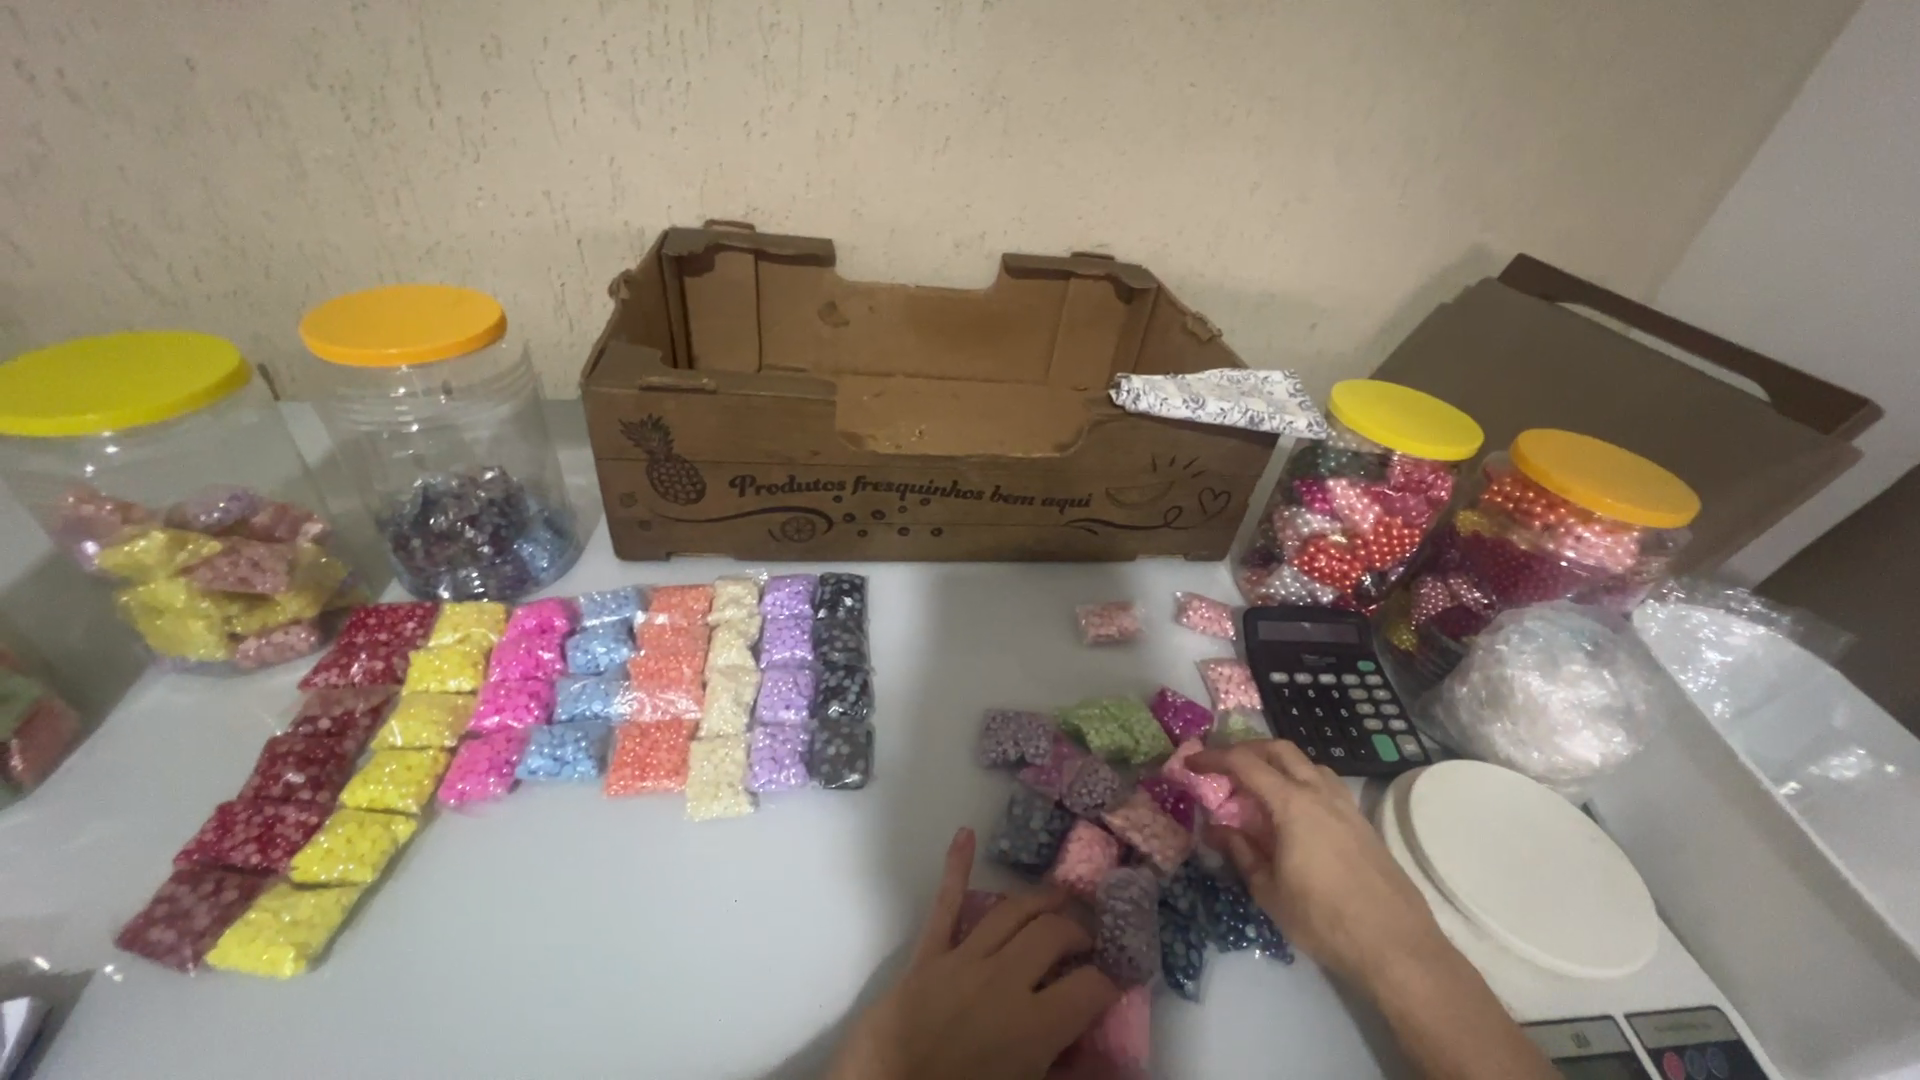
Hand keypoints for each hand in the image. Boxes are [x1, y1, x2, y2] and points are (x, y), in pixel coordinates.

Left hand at [825, 828, 1120, 1079]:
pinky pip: (946, 905)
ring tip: (1061, 896)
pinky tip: (965, 834)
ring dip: (1040, 900)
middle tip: (1089, 938)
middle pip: (1054, 933)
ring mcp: (964, 959)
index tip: (1120, 978)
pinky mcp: (929, 953)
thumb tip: (1114, 1065)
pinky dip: (956, 868)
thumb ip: (1069, 1073)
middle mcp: (1005, 980)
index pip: (1092, 986)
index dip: (1113, 980)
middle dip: (1079, 930)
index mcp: (1034, 1025)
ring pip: (1012, 912)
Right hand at [1190, 741, 1450, 989]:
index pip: (1245, 763)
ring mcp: (1347, 807)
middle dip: (1248, 749)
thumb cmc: (1323, 919)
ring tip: (1259, 788)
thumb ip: (1241, 852)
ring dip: (1279, 764)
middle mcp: (1320, 794)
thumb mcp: (1269, 890)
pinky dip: (1301, 783)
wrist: (1395, 946)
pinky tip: (1294, 814)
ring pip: (1308, 764)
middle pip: (1280, 750)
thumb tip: (1215, 829)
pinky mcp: (1363, 824)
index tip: (1192, 763)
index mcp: (1292, 804)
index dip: (1214, 757)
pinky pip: (1326, 786)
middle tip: (1225, 767)